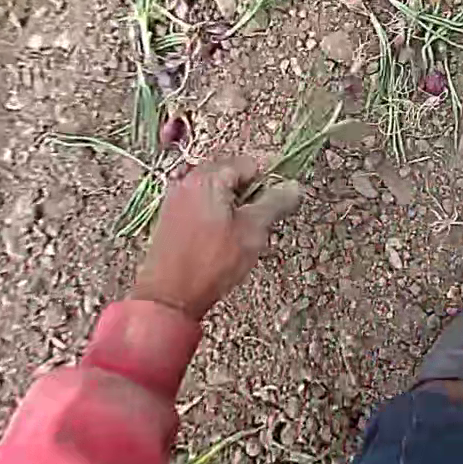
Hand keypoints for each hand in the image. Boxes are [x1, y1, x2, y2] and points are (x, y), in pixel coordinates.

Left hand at [131, 157, 304, 319]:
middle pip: (232, 176)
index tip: (272, 207)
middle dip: (250, 195)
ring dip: (235, 206)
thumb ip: (276, 201)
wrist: (168, 298)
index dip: (267, 184)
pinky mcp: (170, 219)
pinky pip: (203, 205)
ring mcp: (176, 200)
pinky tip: (221, 240)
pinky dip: (218, 215)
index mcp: (208, 179)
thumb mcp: (254, 229)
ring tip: (240, 234)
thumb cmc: (213, 261)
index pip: (250, 164)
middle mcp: (188, 183)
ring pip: (219, 192)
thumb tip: (294, 185)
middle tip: (257, 222)